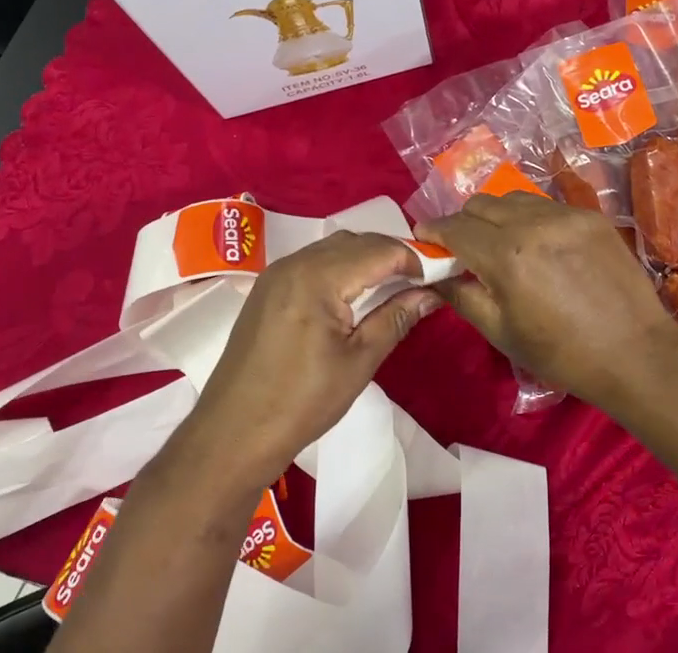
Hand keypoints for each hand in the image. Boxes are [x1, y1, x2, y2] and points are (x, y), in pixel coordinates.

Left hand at [184, 231, 440, 484]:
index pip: (381, 249)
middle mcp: (295, 263)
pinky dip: (343, 269)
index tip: (445, 275)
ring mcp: (277, 274)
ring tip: (398, 287)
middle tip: (426, 282)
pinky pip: (315, 263)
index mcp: (318, 277)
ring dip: (369, 260)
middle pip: (358, 242)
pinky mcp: (268, 290)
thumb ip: (398, 316)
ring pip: (336, 249)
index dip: (418, 258)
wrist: (232, 435)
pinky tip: (359, 295)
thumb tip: (434, 293)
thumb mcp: (360, 360)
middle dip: (395, 255)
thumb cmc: (302, 402)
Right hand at [416, 192, 677, 405]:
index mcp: (506, 257)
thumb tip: (435, 273)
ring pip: (514, 199)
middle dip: (464, 222)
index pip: (455, 227)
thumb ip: (462, 296)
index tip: (424, 240)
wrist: (634, 351)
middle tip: (463, 249)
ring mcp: (566, 215)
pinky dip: (530, 219)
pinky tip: (538, 246)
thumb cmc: (562, 354)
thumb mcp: (501, 333)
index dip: (434, 232)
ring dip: (497, 216)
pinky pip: (546, 206)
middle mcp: (534, 224)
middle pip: (481, 204)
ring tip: (501, 245)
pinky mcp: (591, 216)